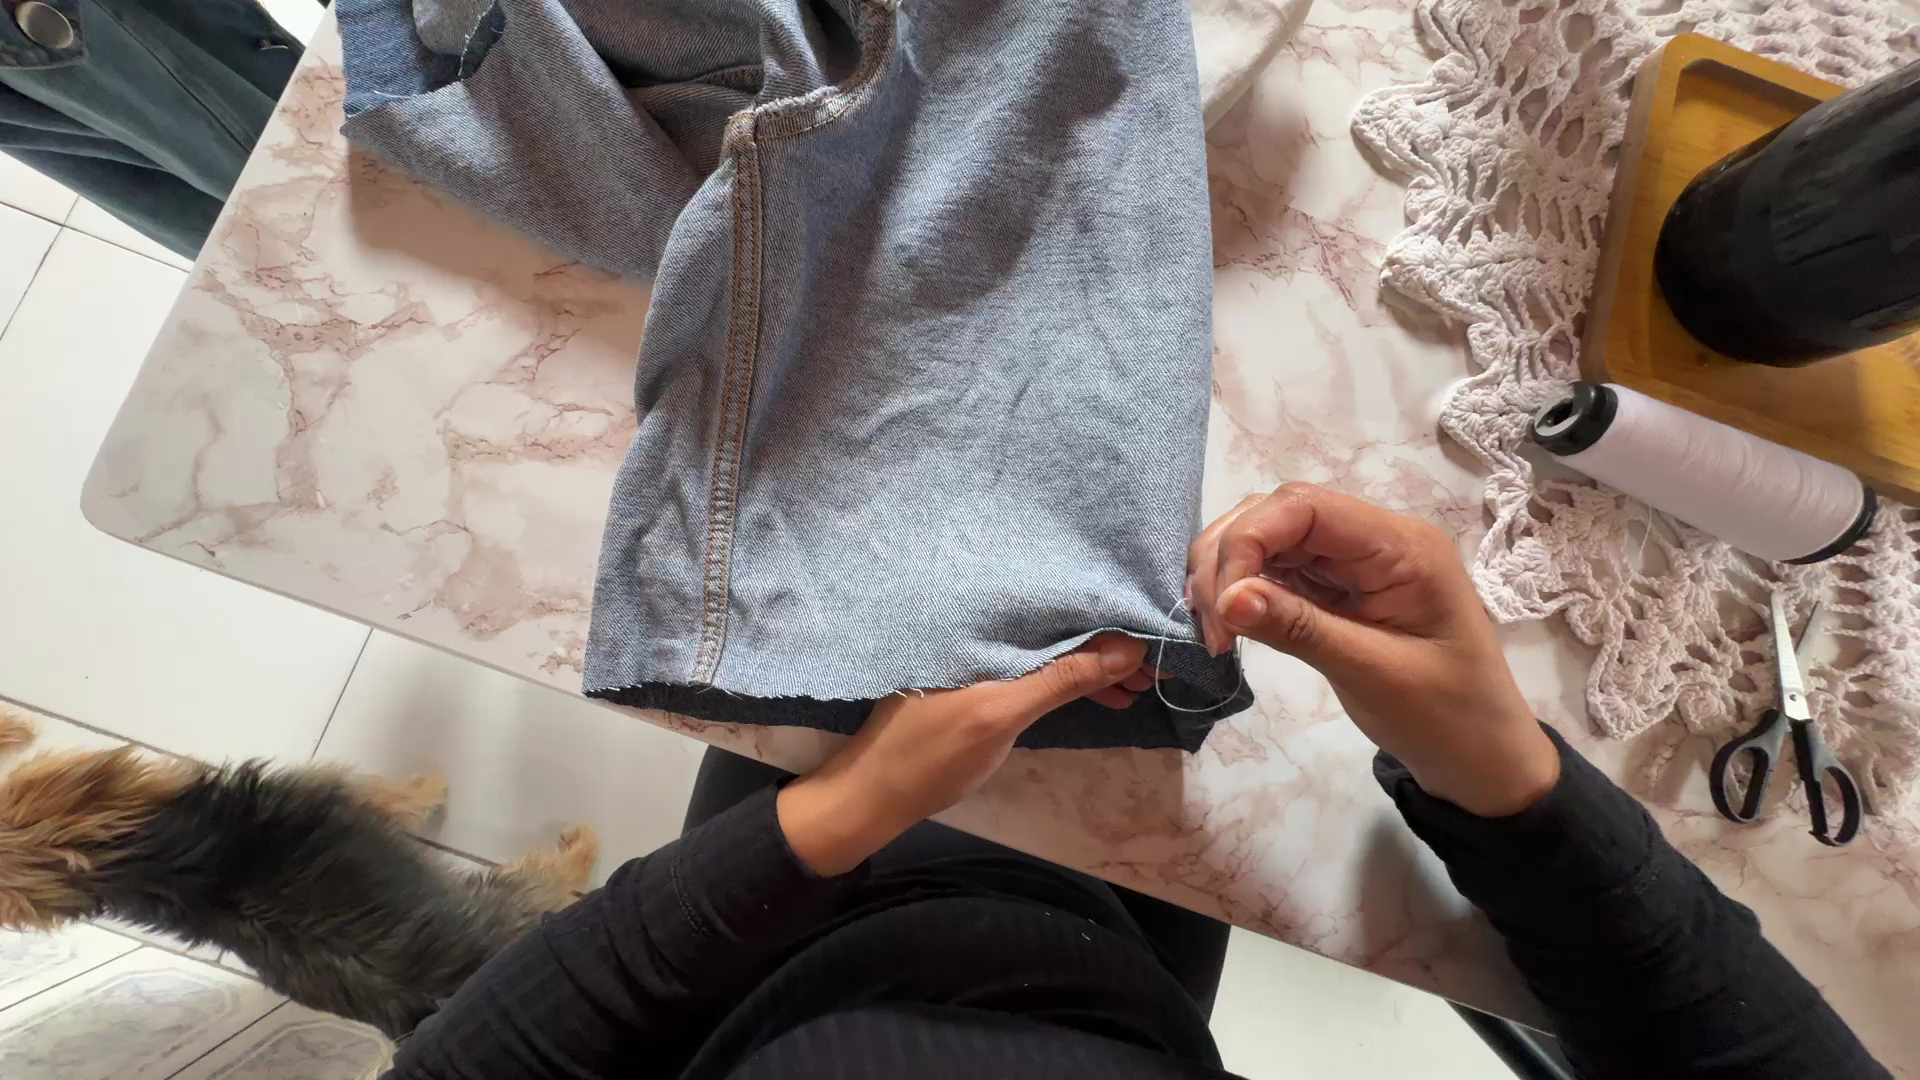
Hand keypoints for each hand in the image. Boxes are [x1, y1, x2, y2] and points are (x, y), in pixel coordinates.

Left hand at [777, 633, 1149, 873]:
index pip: (1058, 610)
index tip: (1153, 637)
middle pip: (1059, 630)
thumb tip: (1127, 647)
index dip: (1109, 622)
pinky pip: (1037, 673)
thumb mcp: (1001, 714)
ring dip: (1094, 668)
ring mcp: (984, 659)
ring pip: (1052, 653)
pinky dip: (1068, 684)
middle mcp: (985, 632)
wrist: (874, 794)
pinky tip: (1103, 696)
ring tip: (1138, 687)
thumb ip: (1060, 678)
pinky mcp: (983, 684)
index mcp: (984, 626)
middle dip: (1109, 647)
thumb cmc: (932, 754)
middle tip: (1156, 669)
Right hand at [1187, 483, 1558, 816]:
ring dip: (1226, 572)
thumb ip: (1299, 628)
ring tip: (1214, 626)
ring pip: (1265, 536)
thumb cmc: (1446, 718)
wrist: (1480, 760)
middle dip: (1227, 557)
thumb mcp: (1374, 674)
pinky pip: (1272, 567)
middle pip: (1275, 513)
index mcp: (1400, 546)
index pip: (1302, 508)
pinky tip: (1228, 620)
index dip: (1247, 542)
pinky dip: (1239, 588)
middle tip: (1210, 622)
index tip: (1221, 606)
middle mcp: (1371, 539)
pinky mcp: (1331, 585)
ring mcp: (1349, 561)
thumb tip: (1227, 599)